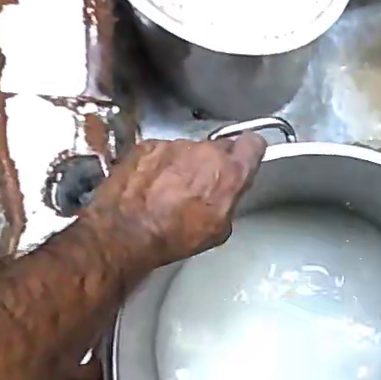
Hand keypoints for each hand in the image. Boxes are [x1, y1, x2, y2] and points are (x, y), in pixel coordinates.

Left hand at [80, 133, 266, 272]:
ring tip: (170, 192)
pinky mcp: (148, 146)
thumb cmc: (173, 235)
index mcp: (230, 171)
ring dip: (183, 165)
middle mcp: (205, 151)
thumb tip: (226, 196)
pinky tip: (151, 187)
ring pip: (188, 150)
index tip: (244, 158)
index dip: (249, 152)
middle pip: (218, 148)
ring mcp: (175, 145)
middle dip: (213, 164)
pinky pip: (161, 152)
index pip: (253, 144)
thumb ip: (230, 201)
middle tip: (202, 187)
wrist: (127, 231)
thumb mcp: (218, 230)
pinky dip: (158, 165)